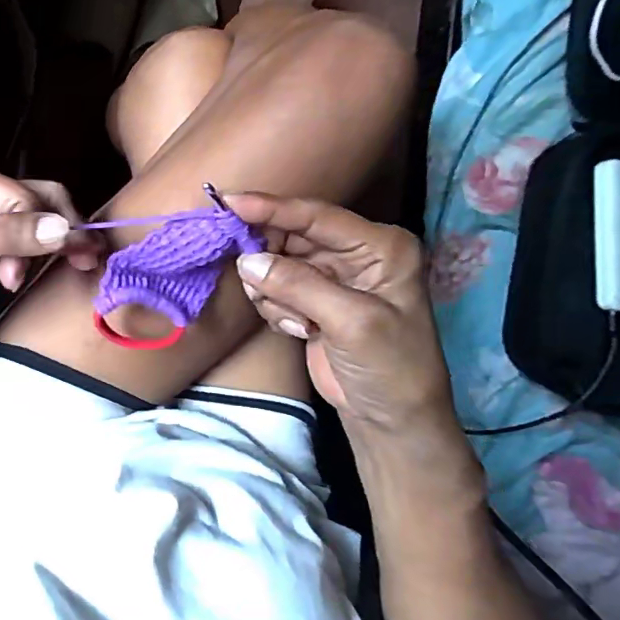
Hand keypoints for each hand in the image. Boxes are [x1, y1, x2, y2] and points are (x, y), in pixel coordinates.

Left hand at [0, 159, 99, 329]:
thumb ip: (8, 235)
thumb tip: (64, 230)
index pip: (25, 195)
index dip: (39, 227)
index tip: (28, 267)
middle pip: (42, 203)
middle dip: (61, 231)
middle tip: (84, 260)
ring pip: (40, 226)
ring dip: (49, 249)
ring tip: (55, 271)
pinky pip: (28, 248)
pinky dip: (34, 261)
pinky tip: (19, 279)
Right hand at [223, 193, 454, 429]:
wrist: (390, 418)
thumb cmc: (390, 366)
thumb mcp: (351, 322)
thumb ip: (299, 286)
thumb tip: (247, 261)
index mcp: (379, 246)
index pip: (317, 216)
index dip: (271, 208)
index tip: (229, 201)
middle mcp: (353, 254)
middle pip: (289, 236)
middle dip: (268, 259)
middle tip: (255, 284)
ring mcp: (330, 277)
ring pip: (273, 263)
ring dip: (271, 292)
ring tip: (294, 322)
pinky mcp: (310, 299)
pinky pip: (272, 288)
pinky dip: (274, 307)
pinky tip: (297, 330)